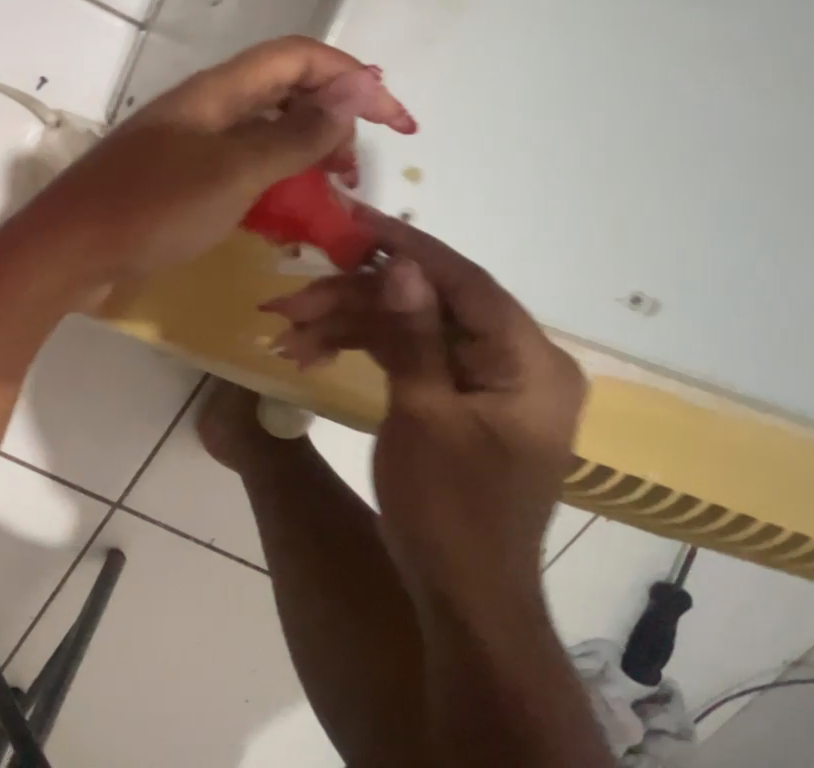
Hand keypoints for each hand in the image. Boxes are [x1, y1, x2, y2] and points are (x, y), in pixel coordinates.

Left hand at [0, 36, 414, 309]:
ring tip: (330, 198)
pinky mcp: (169, 187)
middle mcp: (197, 113)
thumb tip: (353, 92)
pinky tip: (282, 218)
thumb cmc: (149, 210)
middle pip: (279, 94)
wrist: (66, 255)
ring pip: (257, 137)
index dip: (352, 78)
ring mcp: (179, 151)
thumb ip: (293, 134)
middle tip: (353, 175)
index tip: (396, 124)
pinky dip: (266, 187)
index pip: (296, 57)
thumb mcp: (232, 172)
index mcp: (212, 94)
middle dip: (329, 122)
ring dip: (300, 157)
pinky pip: (232, 174)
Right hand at [260, 209, 586, 599]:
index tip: (350, 219)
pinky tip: (308, 353)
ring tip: (283, 333)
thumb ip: (414, 336)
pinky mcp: (459, 401)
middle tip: (285, 300)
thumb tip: (402, 264)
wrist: (462, 593)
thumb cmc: (449, 510)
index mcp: (530, 364)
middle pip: (428, 303)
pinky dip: (360, 351)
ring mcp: (487, 383)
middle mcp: (518, 363)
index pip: (466, 283)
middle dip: (352, 298)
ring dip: (345, 325)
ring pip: (409, 328)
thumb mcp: (424, 416)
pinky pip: (408, 356)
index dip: (406, 246)